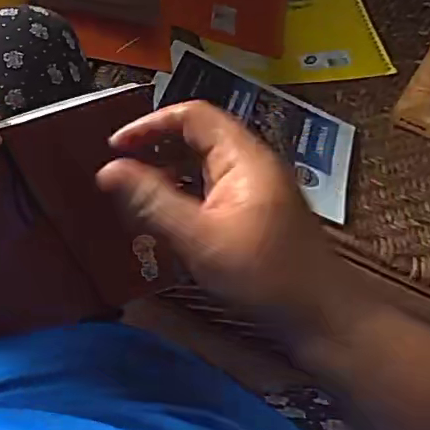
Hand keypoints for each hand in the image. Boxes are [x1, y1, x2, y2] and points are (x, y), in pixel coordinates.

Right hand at [98, 100, 350, 323]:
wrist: (321, 314)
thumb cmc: (264, 275)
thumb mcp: (198, 237)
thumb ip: (152, 201)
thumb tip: (108, 171)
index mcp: (243, 156)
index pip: (192, 115)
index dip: (150, 124)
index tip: (116, 146)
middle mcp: (250, 163)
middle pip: (195, 135)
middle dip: (153, 146)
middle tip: (119, 168)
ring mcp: (253, 186)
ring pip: (200, 163)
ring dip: (165, 170)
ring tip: (132, 192)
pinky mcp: (252, 209)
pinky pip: (209, 186)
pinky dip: (181, 192)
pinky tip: (162, 216)